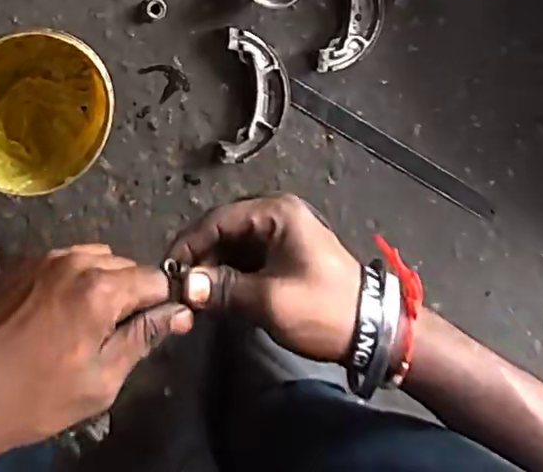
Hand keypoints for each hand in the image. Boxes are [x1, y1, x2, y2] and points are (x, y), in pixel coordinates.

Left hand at [0, 246, 191, 470]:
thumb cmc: (31, 397)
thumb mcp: (98, 382)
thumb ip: (143, 340)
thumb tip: (179, 314)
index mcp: (100, 288)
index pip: (154, 278)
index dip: (161, 302)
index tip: (155, 325)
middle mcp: (76, 260)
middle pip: (126, 265)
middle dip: (131, 293)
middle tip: (115, 333)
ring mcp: (46, 256)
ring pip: (96, 258)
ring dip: (102, 281)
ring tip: (84, 322)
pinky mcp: (22, 260)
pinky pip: (64, 259)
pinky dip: (72, 277)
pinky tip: (55, 312)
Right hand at [166, 194, 363, 362]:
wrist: (373, 330)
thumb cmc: (322, 308)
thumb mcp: (271, 300)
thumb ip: (225, 288)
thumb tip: (186, 285)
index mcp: (276, 212)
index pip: (219, 218)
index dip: (191, 242)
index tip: (169, 269)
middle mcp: (277, 213)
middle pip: (225, 228)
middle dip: (201, 255)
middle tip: (179, 284)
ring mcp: (282, 232)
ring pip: (234, 243)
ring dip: (214, 266)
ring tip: (194, 293)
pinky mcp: (284, 252)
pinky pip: (247, 256)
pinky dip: (230, 273)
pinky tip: (216, 293)